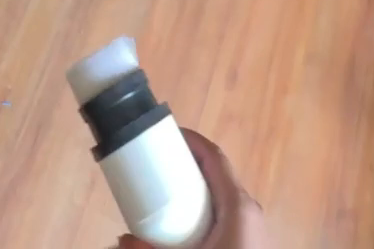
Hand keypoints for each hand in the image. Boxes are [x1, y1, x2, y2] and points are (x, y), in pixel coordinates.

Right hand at [117, 131, 269, 248]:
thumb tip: (121, 240)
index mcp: (238, 204)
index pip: (214, 157)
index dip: (192, 140)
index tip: (166, 135)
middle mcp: (249, 209)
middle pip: (217, 174)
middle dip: (189, 165)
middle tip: (159, 166)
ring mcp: (253, 228)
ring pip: (223, 196)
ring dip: (198, 188)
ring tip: (168, 193)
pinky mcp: (249, 244)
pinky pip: (226, 215)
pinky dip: (206, 209)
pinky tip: (188, 226)